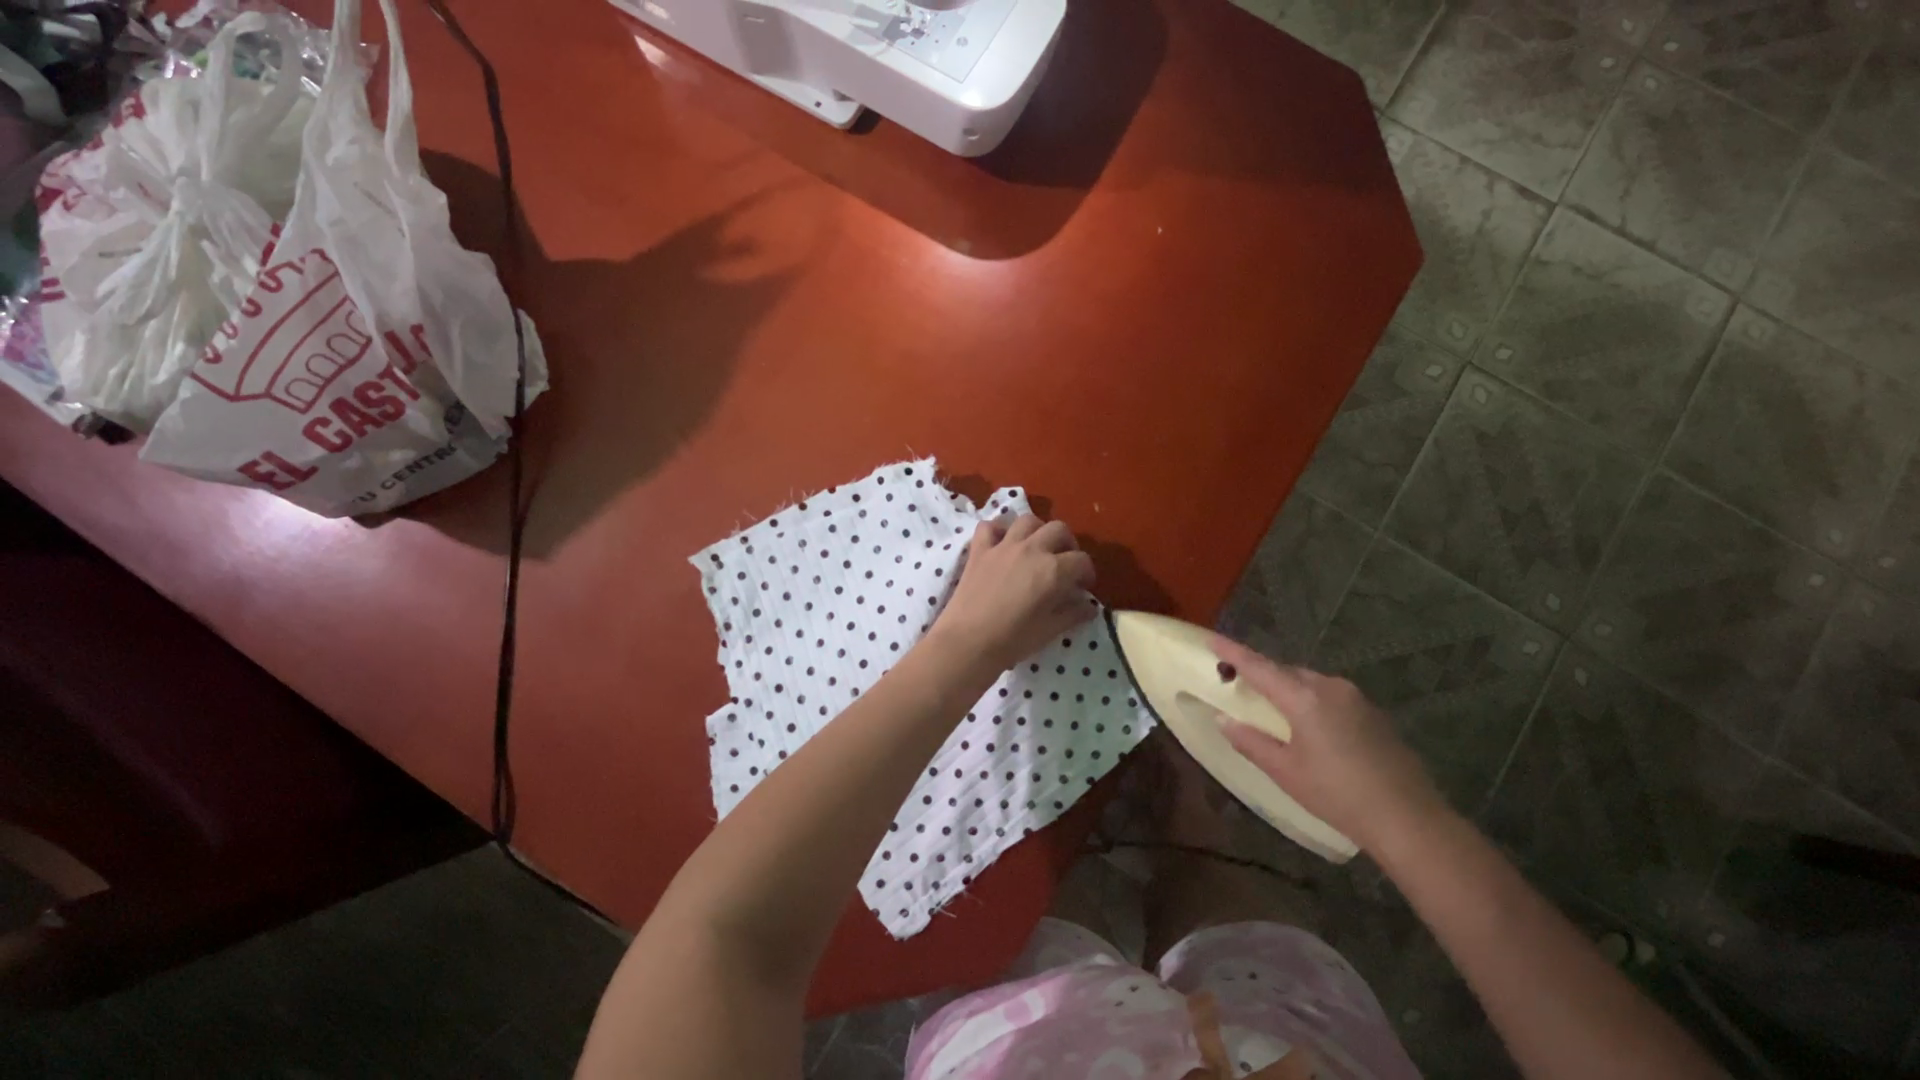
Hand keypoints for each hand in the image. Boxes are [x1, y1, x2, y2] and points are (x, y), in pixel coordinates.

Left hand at [931, 515, 1096, 673]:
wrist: (967, 642)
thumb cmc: (1013, 640)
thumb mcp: (1050, 630)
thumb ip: (1073, 613)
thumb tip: (1089, 606)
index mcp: (1054, 570)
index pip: (1081, 561)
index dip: (1086, 573)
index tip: (1082, 586)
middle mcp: (1032, 549)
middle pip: (1059, 530)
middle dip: (1067, 544)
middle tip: (1064, 564)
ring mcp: (1003, 546)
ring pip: (1027, 521)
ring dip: (1037, 531)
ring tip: (1037, 548)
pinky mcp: (979, 550)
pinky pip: (989, 527)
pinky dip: (998, 531)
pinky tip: (1002, 544)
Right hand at [1210, 636, 1448, 853]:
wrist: (1406, 817)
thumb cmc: (1337, 794)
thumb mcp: (1285, 772)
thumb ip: (1251, 742)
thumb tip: (1224, 720)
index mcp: (1304, 698)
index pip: (1259, 667)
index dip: (1233, 653)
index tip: (1212, 638)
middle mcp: (1331, 687)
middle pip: (1287, 672)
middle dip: (1263, 675)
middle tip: (1242, 686)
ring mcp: (1357, 699)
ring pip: (1312, 684)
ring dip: (1290, 690)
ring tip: (1275, 711)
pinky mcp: (1374, 714)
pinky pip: (1332, 697)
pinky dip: (1313, 704)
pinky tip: (1313, 730)